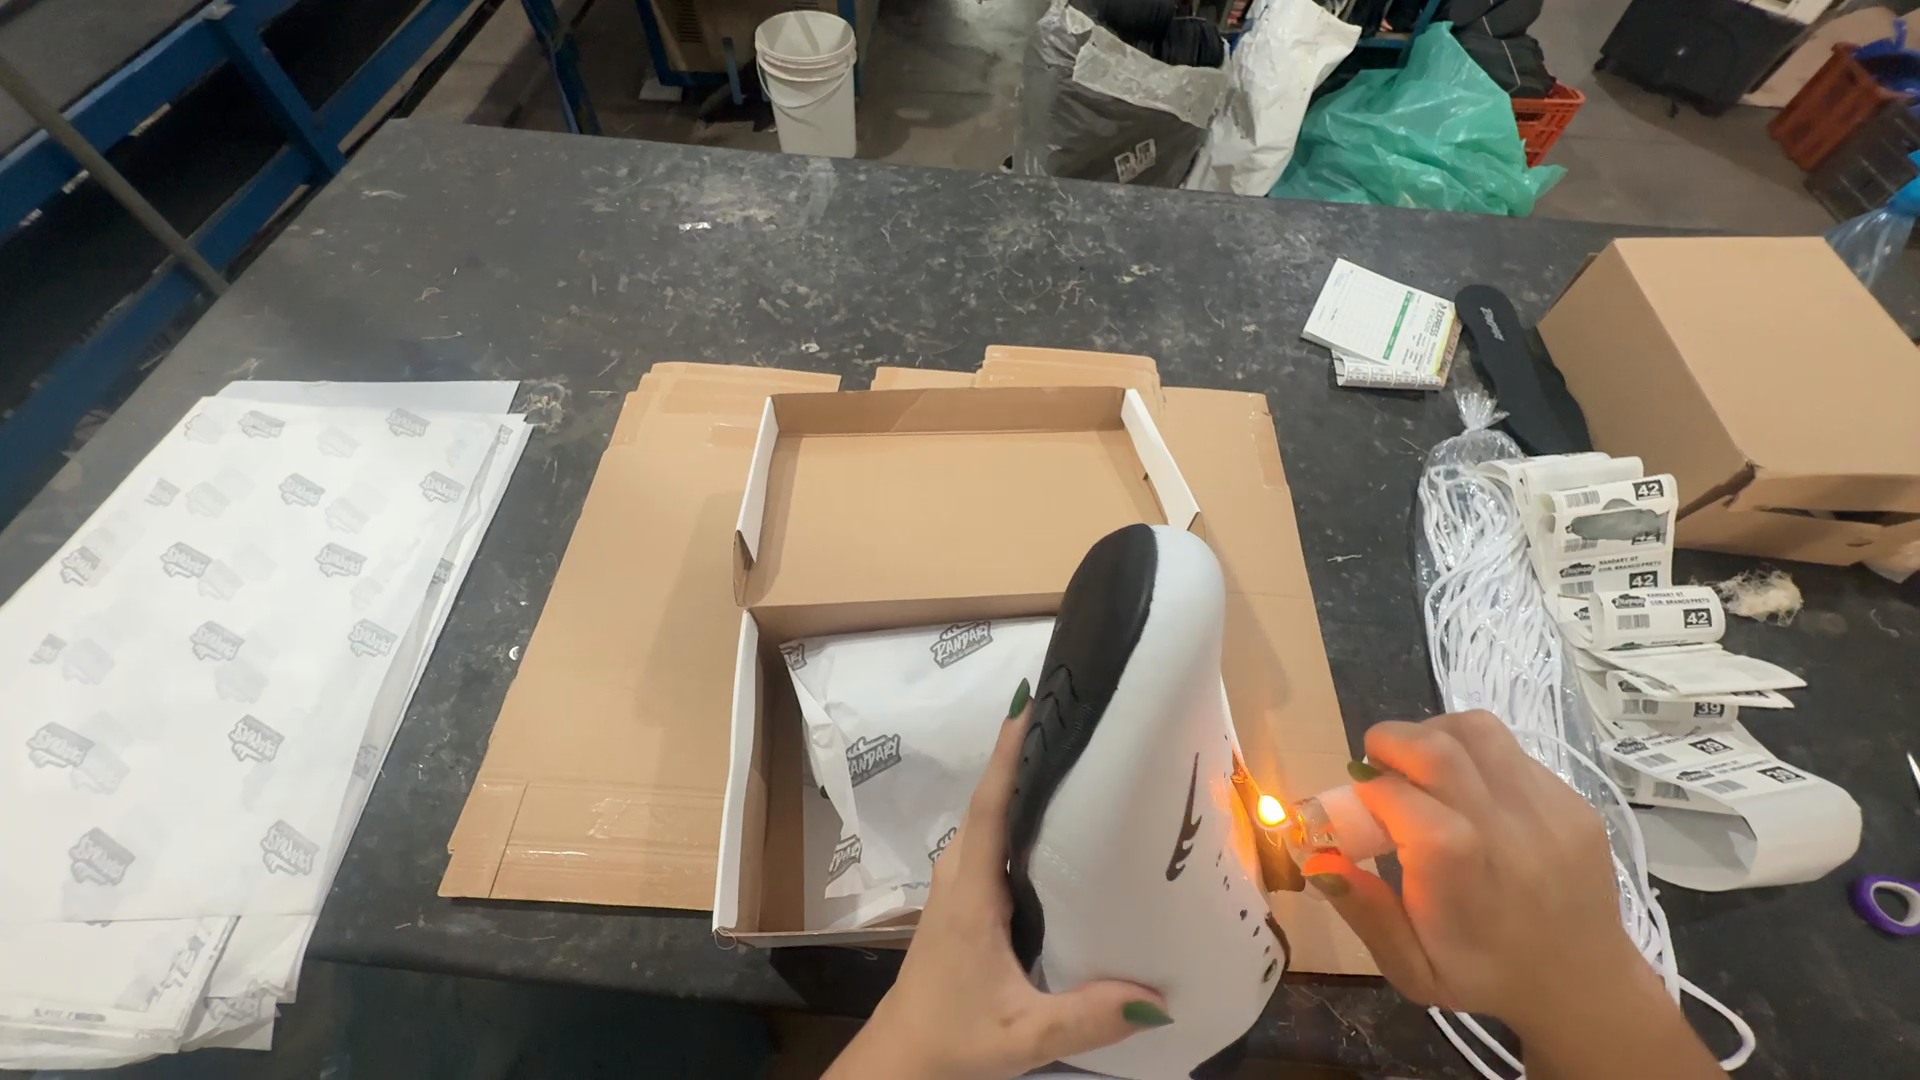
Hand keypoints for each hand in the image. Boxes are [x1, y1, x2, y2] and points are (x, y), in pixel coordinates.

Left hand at [825, 684, 1170, 1079]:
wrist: (902, 1056)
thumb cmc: (955, 1036)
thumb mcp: (1024, 1034)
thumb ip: (1088, 1015)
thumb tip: (1160, 997)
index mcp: (971, 891)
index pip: (989, 807)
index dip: (1006, 756)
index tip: (1026, 706)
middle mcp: (959, 872)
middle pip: (988, 798)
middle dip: (1021, 754)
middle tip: (1068, 720)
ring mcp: (955, 880)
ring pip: (986, 816)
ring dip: (1016, 780)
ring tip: (1065, 756)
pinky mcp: (960, 893)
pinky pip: (987, 837)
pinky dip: (1012, 812)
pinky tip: (1049, 820)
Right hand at [1304, 711, 1645, 1026]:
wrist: (1589, 991)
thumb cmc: (1484, 975)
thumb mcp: (1409, 967)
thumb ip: (1363, 911)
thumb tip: (1319, 858)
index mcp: (1460, 874)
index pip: (1395, 795)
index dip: (1366, 790)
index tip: (1361, 808)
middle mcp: (1507, 833)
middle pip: (1436, 747)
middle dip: (1390, 741)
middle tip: (1378, 766)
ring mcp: (1548, 813)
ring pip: (1477, 730)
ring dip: (1433, 735)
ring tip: (1423, 768)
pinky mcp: (1573, 803)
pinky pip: (1509, 749)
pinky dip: (1474, 755)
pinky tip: (1470, 792)